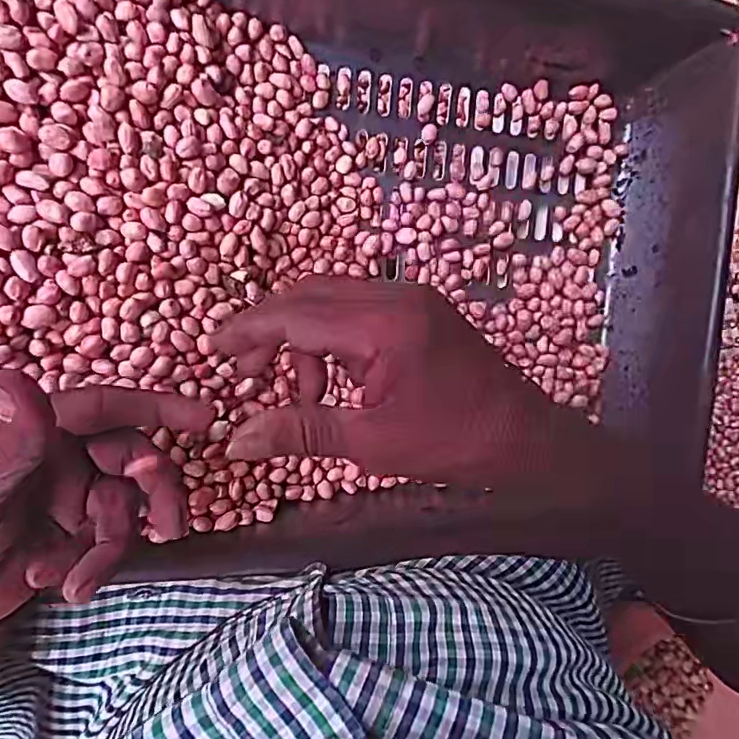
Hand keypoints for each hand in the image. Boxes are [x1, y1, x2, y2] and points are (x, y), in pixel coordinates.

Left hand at [0, 371, 211, 695]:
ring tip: (85, 574)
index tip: (203, 419)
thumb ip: (8, 439)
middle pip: (132, 457)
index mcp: (32, 428)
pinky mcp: (77, 537)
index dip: (157, 408)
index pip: (105, 406)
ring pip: (127, 505)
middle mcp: (59, 455)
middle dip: (153, 490)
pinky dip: (98, 566)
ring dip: (116, 541)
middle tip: (168, 521)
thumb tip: (8, 373)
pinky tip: (67, 584)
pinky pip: (113, 543)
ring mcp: (72, 497)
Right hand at [213, 276, 607, 490]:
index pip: (295, 314)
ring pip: (331, 299)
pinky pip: (357, 308)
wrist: (524, 437)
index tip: (214, 349)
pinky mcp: (419, 308)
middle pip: (308, 295)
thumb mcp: (370, 443)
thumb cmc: (452, 443)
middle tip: (245, 374)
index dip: (248, 331)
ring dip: (303, 339)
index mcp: (383, 325)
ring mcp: (411, 298)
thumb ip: (300, 431)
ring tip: (306, 395)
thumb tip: (237, 440)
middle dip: (269, 331)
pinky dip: (332, 338)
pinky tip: (337, 380)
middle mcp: (395, 296)